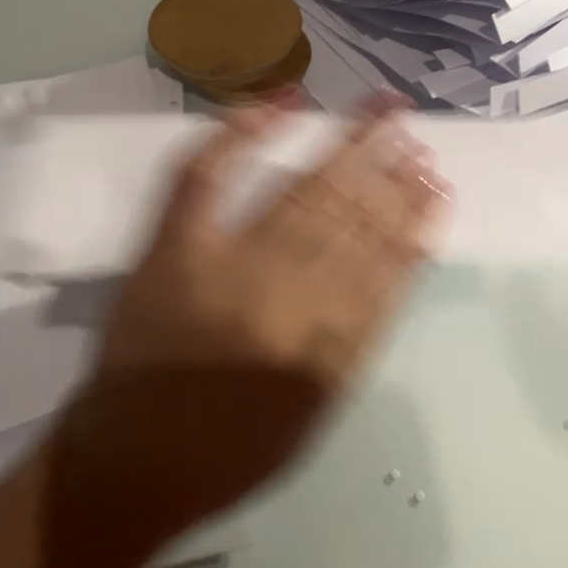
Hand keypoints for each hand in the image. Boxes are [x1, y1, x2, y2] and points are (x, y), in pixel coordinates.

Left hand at [56, 94, 450, 533]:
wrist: (131, 465)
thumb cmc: (233, 449)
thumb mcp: (317, 408)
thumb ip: (358, 338)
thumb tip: (391, 267)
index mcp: (325, 347)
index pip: (385, 265)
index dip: (414, 220)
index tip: (436, 185)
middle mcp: (283, 299)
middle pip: (350, 218)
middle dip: (388, 173)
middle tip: (414, 134)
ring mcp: (223, 265)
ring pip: (300, 192)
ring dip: (347, 150)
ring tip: (380, 115)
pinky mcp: (171, 247)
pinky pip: (206, 177)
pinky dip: (240, 133)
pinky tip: (283, 102)